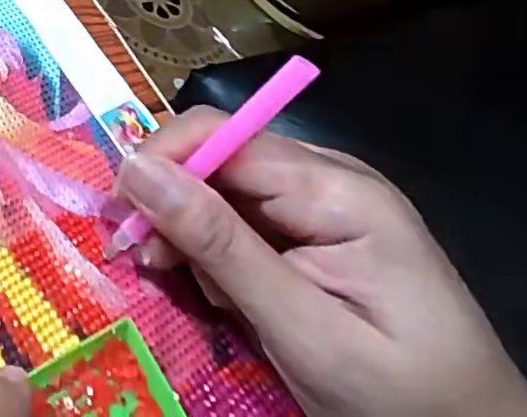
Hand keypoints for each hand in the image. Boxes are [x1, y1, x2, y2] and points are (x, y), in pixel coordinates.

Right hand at [117, 106, 526, 416]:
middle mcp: (325, 174)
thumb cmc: (405, 404)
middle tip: (145, 262)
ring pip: (222, 186)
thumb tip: (135, 168)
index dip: (160, 165)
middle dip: (171, 203)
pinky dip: (216, 247)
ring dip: (190, 230)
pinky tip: (218, 287)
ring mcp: (322, 198)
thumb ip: (219, 244)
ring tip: (186, 284)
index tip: (121, 221)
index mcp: (334, 187)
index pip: (221, 137)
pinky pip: (243, 214)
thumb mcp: (305, 332)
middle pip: (218, 157)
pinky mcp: (315, 225)